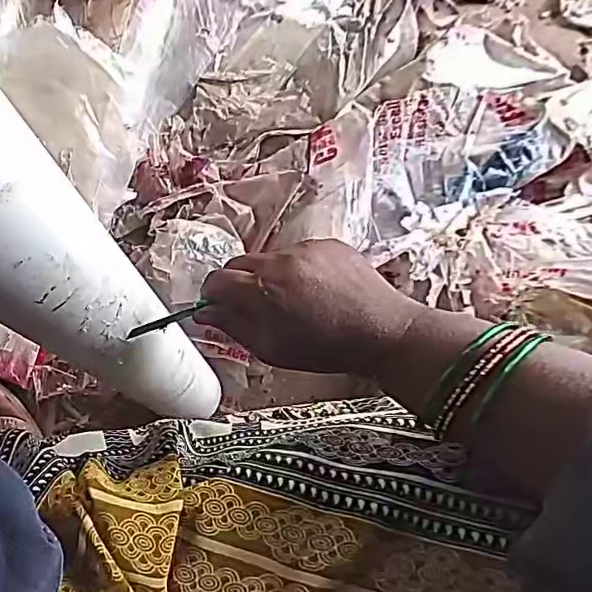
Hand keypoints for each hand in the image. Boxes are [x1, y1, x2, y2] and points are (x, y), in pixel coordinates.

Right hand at [194, 239, 425, 376]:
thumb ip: (232, 326)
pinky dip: (295, 269)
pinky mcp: (327, 244)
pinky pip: (296, 253)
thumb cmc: (325, 347)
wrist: (385, 331)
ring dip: (267, 275)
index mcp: (261, 288)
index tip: (215, 305)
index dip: (211, 294)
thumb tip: (206, 314)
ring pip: (268, 258)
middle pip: (238, 263)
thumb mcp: (270, 347)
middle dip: (236, 282)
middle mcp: (279, 261)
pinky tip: (312, 289)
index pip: (216, 280)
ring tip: (289, 299)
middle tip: (249, 304)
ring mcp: (305, 249)